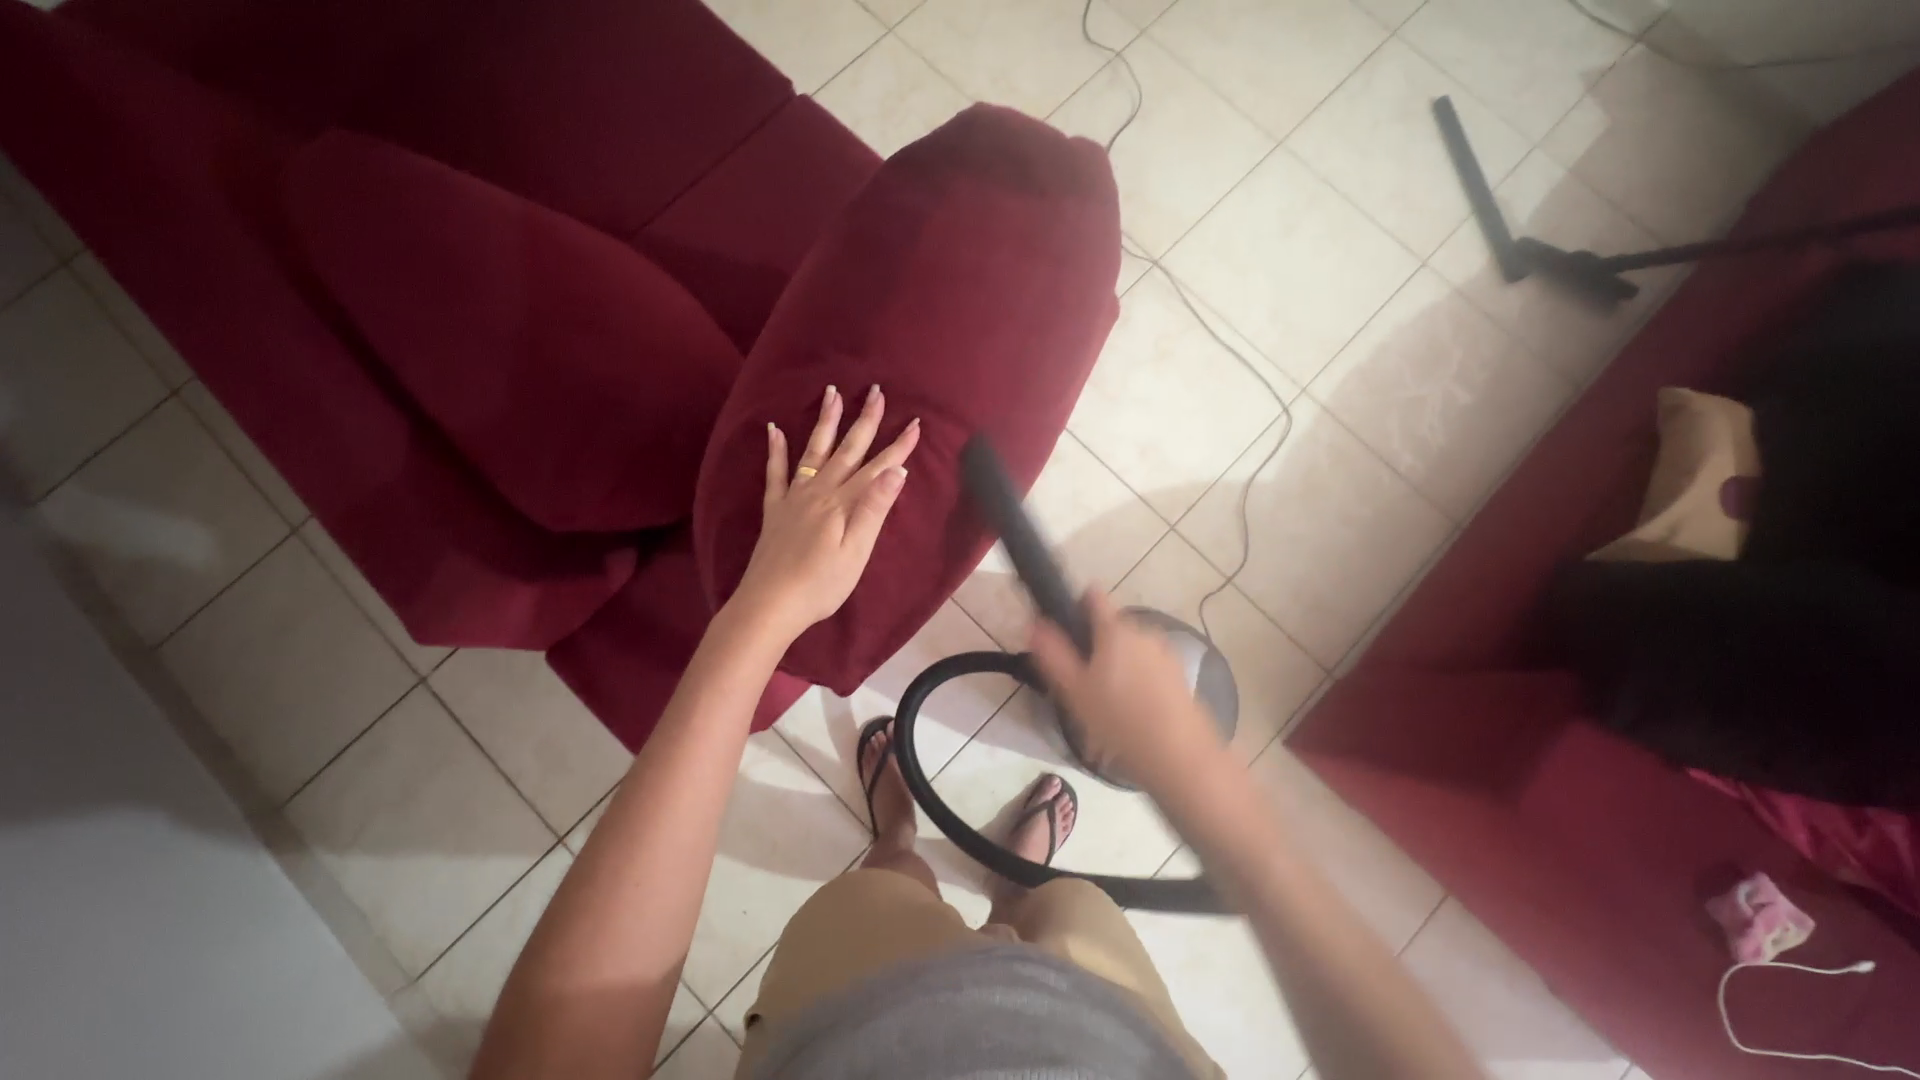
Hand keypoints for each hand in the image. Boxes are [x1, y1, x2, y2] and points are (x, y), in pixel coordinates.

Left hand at [730, 384, 920, 639]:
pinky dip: (776, 450)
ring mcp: (794, 498)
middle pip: (847, 451)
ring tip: (832, 394)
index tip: (915, 423)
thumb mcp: (856, 551)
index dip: (898, 447)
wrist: (770, 603)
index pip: (878, 468)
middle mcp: (819, 492)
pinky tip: (774, 430)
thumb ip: (874, 508)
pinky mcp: (775, 510)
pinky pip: (775, 473)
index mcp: (843, 504)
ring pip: (813, 451)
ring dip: (825, 422)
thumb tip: (896, 470)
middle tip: (876, 391)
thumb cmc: (821, 585)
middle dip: (865, 421)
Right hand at [1027, 590, 1231, 797]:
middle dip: (1096, 646)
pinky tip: (1133, 711)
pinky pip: (1149, 666)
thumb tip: (1034, 625)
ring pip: (1131, 648)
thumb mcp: (1074, 691)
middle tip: (1082, 682)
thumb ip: (1052, 654)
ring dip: (1118, 664)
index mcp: (1114, 629)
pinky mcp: (1179, 673)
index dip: (1075, 606)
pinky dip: (1139, 679)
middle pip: (1111, 626)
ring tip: (1108, 703)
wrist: (1178, 753)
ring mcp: (1165, 651)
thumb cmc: (1118, 719)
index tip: (1064, 631)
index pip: (1092, 596)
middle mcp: (1143, 630)